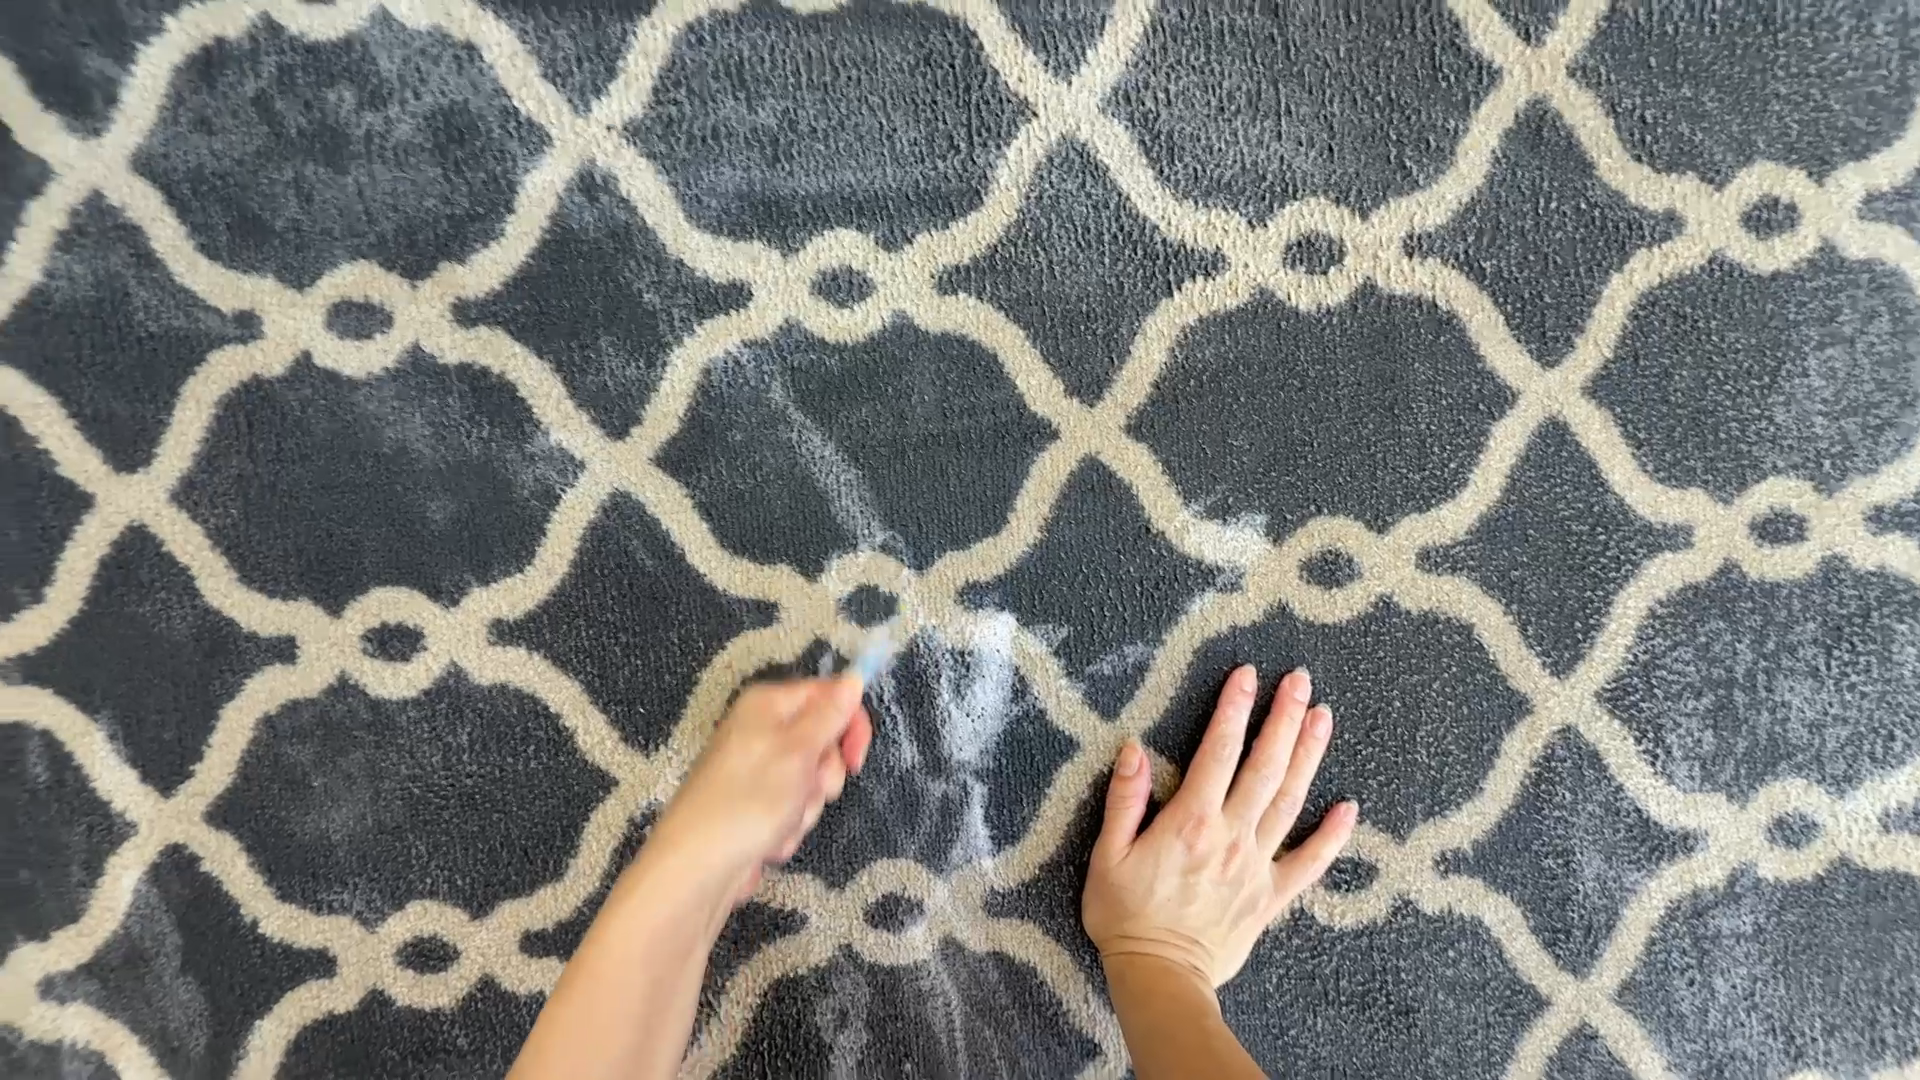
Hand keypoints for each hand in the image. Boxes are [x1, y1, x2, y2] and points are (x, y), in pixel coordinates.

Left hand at [646, 676, 873, 901]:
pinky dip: (790, 823)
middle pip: (824, 740)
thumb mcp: (799, 750)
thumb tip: (854, 677)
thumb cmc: (748, 800)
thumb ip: (830, 713)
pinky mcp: (757, 802)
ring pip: (812, 778)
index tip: (856, 758)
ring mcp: (760, 768)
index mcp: (769, 704)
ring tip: (783, 820)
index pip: (829, 695)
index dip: (850, 724)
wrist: (697, 868)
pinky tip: (770, 838)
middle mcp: (763, 729)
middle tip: (809, 789)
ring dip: (807, 805)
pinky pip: (794, 805)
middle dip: (824, 774)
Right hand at [1082, 665, 1356, 988]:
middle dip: (1283, 719)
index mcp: (1190, 821)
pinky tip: (1349, 807)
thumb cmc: (1124, 914)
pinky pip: (1310, 862)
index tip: (1247, 675)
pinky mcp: (1271, 895)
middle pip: (1265, 767)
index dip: (1234, 709)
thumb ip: (1123, 799)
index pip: (1218, 751)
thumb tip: (1133, 747)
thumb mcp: (1107, 853)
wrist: (1160, 978)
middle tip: (1300, 680)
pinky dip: (1332, 835)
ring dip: (1308, 756)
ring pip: (1290, 801)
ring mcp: (1257, 866)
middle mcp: (1232, 836)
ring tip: (1323, 716)